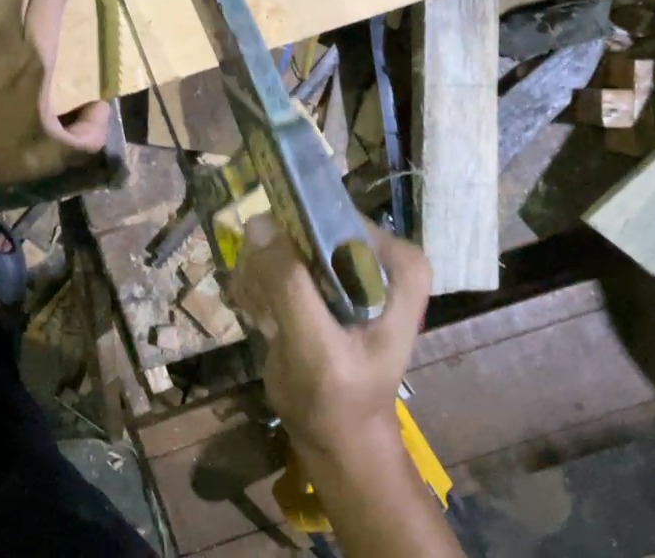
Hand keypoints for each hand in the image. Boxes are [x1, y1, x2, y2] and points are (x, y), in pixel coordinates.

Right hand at [232, 217, 429, 459]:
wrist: (335, 437)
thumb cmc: (337, 397)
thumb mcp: (314, 344)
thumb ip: (290, 283)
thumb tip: (258, 223)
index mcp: (398, 264)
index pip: (332, 216)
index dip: (293, 236)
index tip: (272, 274)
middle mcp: (374, 254)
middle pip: (299, 224)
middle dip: (270, 262)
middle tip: (265, 303)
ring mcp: (343, 264)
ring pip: (278, 239)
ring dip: (258, 276)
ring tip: (265, 317)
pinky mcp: (316, 277)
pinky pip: (271, 256)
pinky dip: (256, 284)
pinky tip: (262, 317)